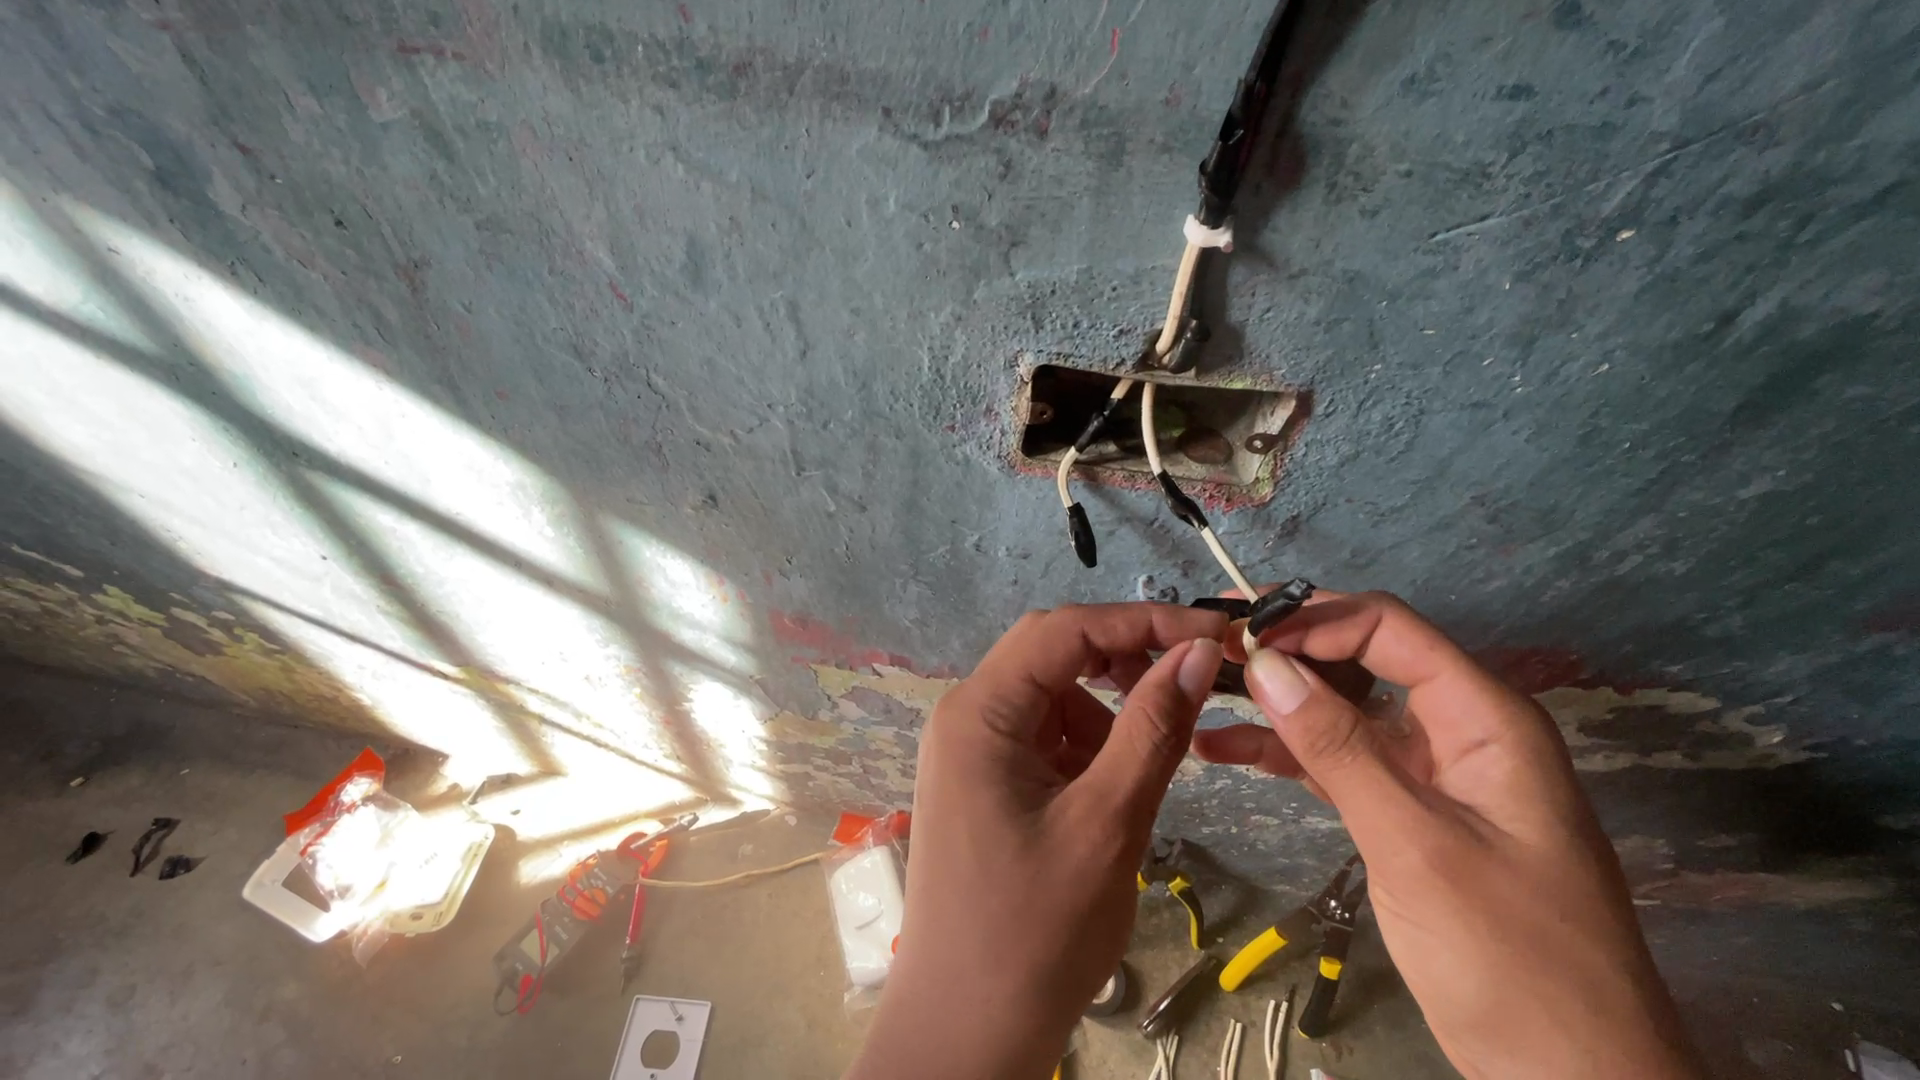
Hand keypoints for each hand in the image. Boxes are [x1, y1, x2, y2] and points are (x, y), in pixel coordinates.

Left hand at [845, 604, 1226, 1079]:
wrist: (968, 1031)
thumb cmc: (1034, 931)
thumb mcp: (1107, 822)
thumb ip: (1154, 728)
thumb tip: (1199, 652)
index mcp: (978, 712)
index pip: (1064, 629)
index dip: (1142, 622)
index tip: (1216, 635)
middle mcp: (966, 716)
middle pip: (1052, 655)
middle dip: (1126, 662)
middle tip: (1195, 685)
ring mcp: (971, 752)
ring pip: (1053, 698)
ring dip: (1109, 714)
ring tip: (1146, 770)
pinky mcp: (985, 784)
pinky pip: (1044, 739)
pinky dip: (1088, 749)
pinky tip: (1113, 795)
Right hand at [1194, 589, 1701, 1079]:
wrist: (1570, 1076)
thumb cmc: (1506, 955)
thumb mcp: (1414, 843)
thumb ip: (1338, 746)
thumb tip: (1266, 663)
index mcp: (1485, 717)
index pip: (1389, 628)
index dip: (1312, 620)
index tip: (1239, 637)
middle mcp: (1459, 728)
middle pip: (1363, 661)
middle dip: (1288, 654)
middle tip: (1208, 657)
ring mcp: (1432, 772)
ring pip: (1344, 712)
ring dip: (1278, 705)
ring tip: (1203, 698)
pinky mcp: (1409, 813)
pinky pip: (1341, 763)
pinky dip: (1288, 755)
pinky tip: (1227, 750)